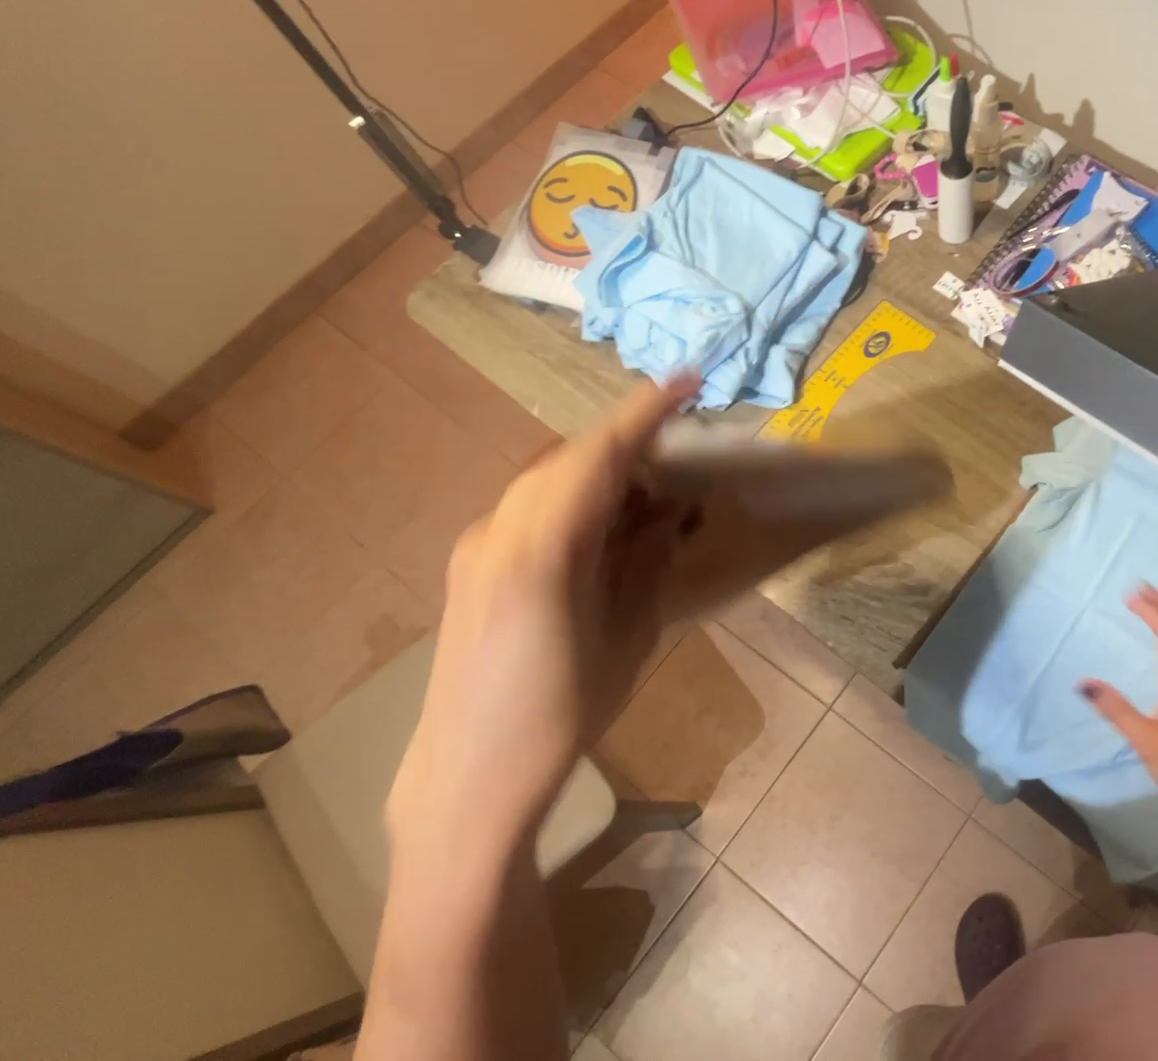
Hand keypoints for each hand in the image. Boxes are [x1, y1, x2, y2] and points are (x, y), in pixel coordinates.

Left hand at [386, 376, 698, 857]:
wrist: (469, 776)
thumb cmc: (560, 717)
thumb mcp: (626, 639)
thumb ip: (648, 565)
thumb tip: (671, 514)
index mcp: (540, 552)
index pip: (596, 457)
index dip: (644, 413)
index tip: (687, 381)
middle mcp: (497, 533)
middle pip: (568, 459)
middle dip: (627, 441)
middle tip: (684, 448)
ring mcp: (477, 546)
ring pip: (546, 480)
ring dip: (601, 470)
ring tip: (653, 487)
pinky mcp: (472, 565)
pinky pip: (531, 508)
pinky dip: (575, 498)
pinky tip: (607, 524)